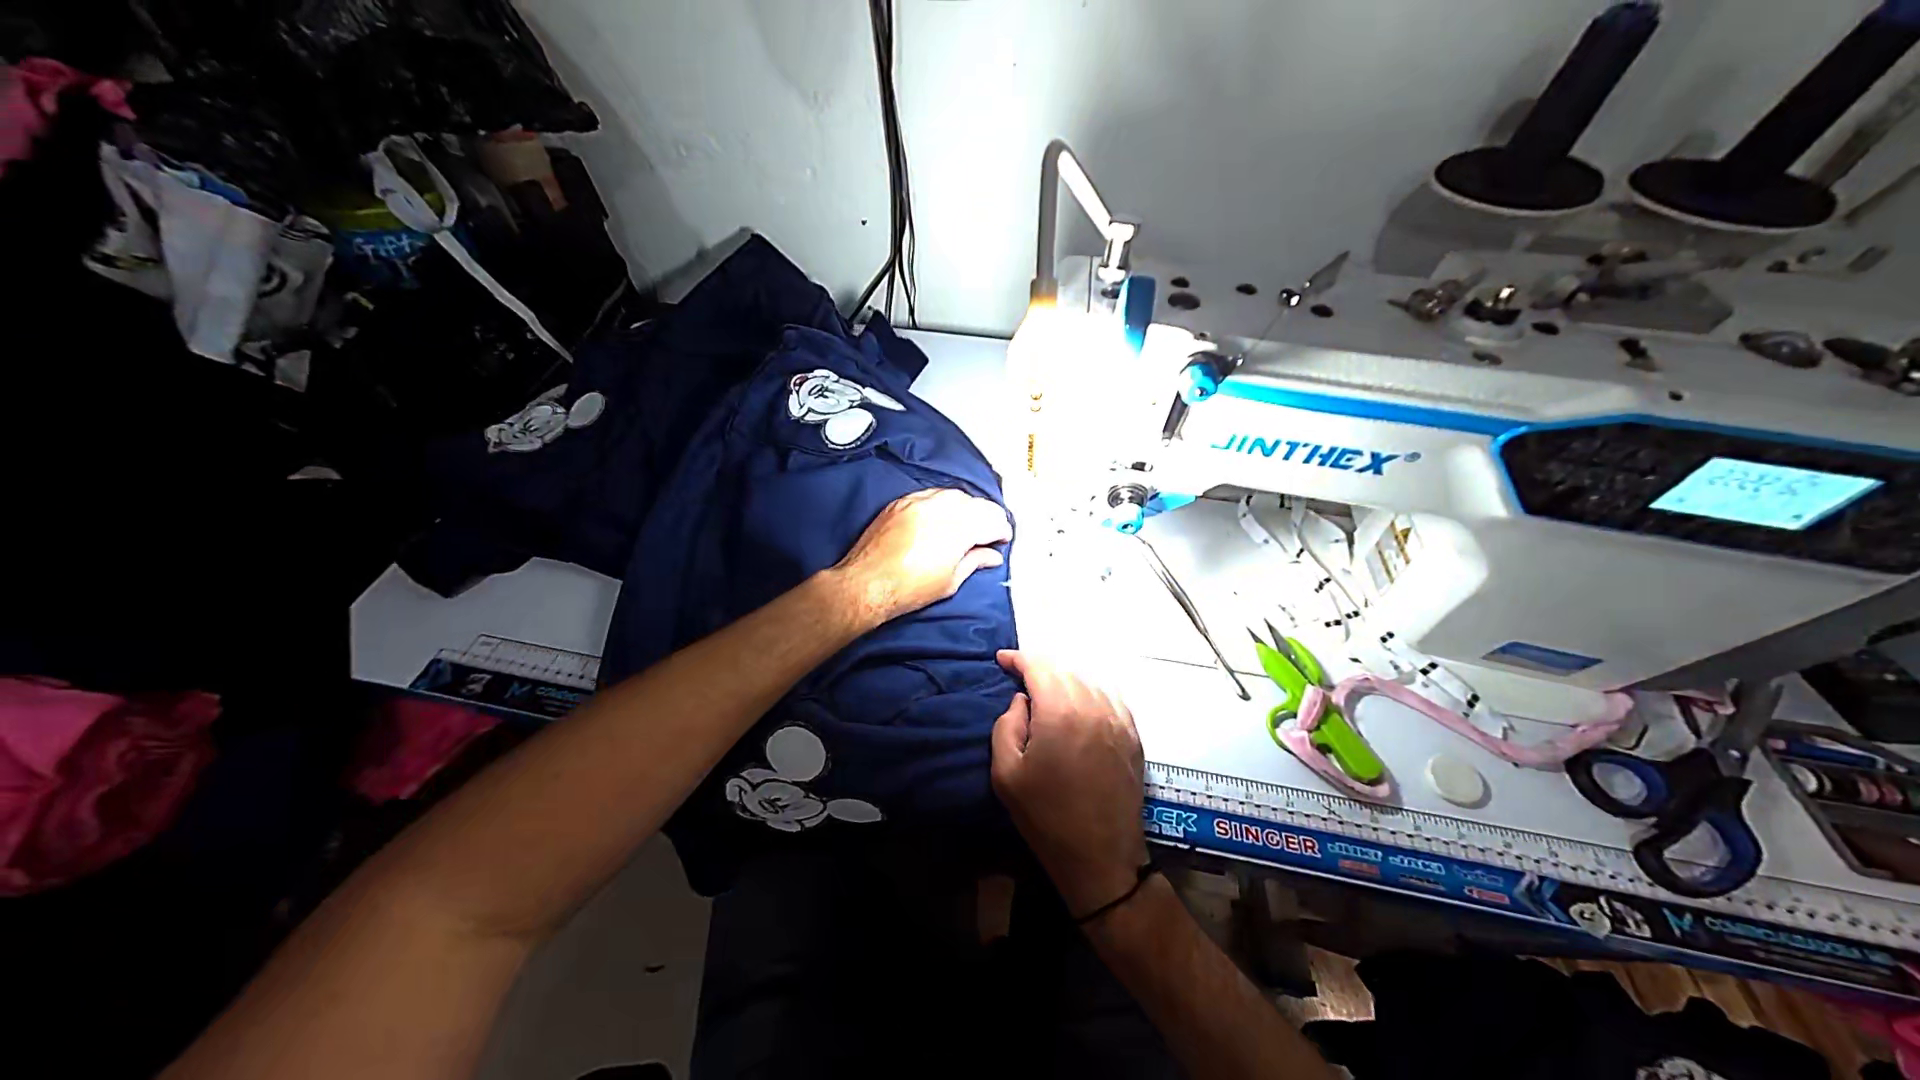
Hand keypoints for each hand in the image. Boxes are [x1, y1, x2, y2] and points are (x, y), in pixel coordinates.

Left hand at [829, 488, 1012, 626]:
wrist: (866, 583)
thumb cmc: (907, 589)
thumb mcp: (950, 582)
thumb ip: (974, 562)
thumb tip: (991, 556)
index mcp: (958, 529)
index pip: (992, 519)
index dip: (1001, 530)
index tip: (1002, 539)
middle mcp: (940, 509)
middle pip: (975, 503)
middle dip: (987, 517)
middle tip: (989, 533)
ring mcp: (918, 502)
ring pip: (954, 495)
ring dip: (966, 507)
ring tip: (967, 524)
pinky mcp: (901, 503)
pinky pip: (930, 494)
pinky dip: (942, 502)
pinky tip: (943, 516)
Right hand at [990, 650, 1147, 916]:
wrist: (1100, 857)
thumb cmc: (1046, 816)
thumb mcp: (1006, 773)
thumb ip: (1007, 725)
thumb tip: (1022, 700)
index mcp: (1061, 712)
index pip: (1039, 666)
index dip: (1018, 658)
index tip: (1002, 660)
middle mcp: (1094, 706)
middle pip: (1065, 669)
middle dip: (1040, 666)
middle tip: (1019, 674)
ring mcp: (1119, 719)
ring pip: (1089, 679)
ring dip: (1065, 677)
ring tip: (1046, 687)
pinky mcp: (1133, 735)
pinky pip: (1110, 697)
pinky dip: (1090, 690)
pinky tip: (1079, 700)